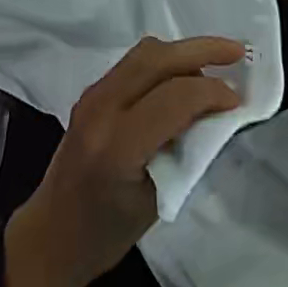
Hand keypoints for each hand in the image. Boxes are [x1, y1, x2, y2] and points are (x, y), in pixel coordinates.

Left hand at [2, 36, 243, 286]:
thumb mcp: (158, 200)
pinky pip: (134, 63)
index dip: (213, 92)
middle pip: (157, 58)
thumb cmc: (105, 233)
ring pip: (144, 52)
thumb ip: (186, 150)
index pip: (175, 97)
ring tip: (216, 63)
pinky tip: (185, 76)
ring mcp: (92, 96)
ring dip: (183, 51)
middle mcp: (101, 109)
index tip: (239, 101)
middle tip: (238, 53)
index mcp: (117, 145)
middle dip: (203, 49)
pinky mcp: (91, 93)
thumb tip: (218, 114)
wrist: (48, 237)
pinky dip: (165, 61)